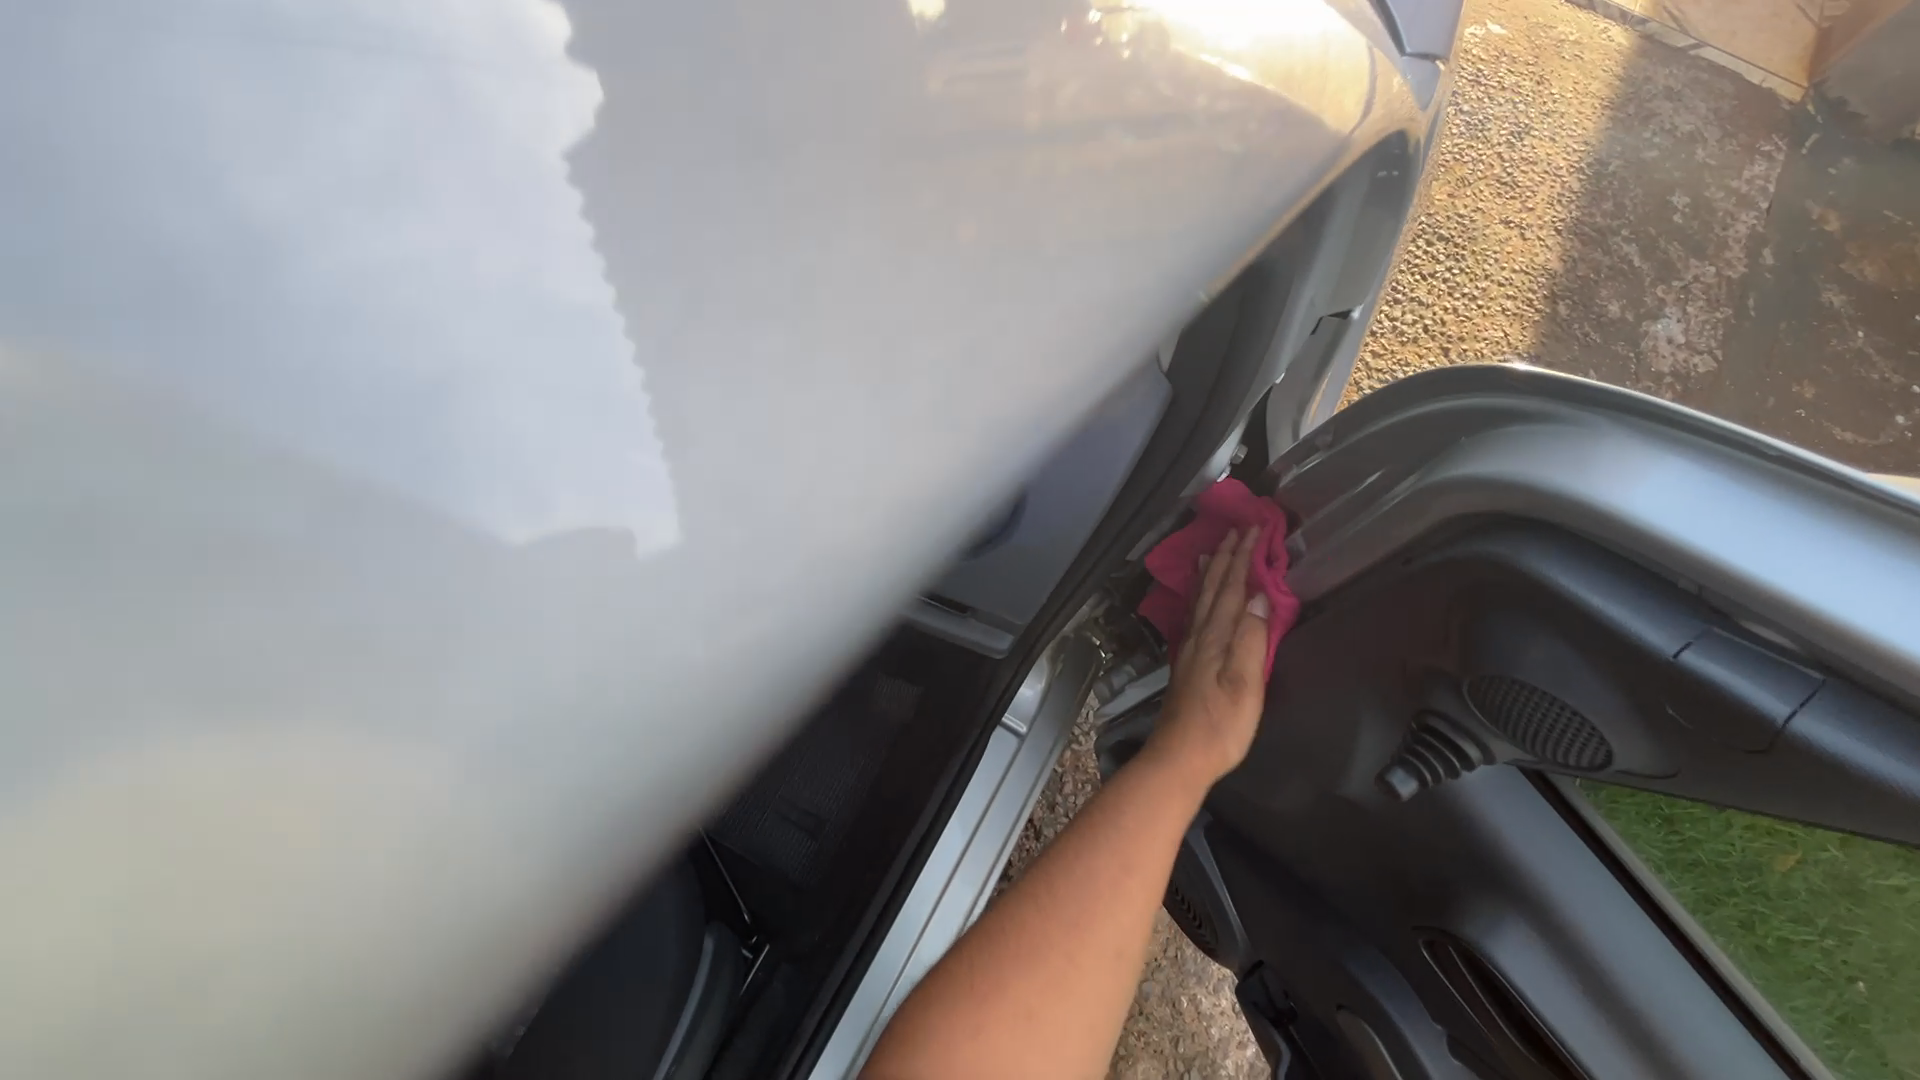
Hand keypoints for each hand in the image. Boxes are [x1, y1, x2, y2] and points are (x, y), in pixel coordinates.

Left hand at [1147, 527, 1271, 786]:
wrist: (1181, 755)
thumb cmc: (1221, 725)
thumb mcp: (1247, 683)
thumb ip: (1252, 638)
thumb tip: (1259, 595)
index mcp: (1216, 637)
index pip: (1232, 588)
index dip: (1242, 558)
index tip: (1253, 529)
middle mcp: (1199, 636)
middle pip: (1213, 588)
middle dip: (1226, 557)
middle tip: (1236, 528)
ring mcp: (1189, 649)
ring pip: (1200, 599)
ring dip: (1210, 572)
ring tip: (1212, 550)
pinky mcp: (1186, 663)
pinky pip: (1194, 614)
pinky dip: (1199, 596)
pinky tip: (1198, 597)